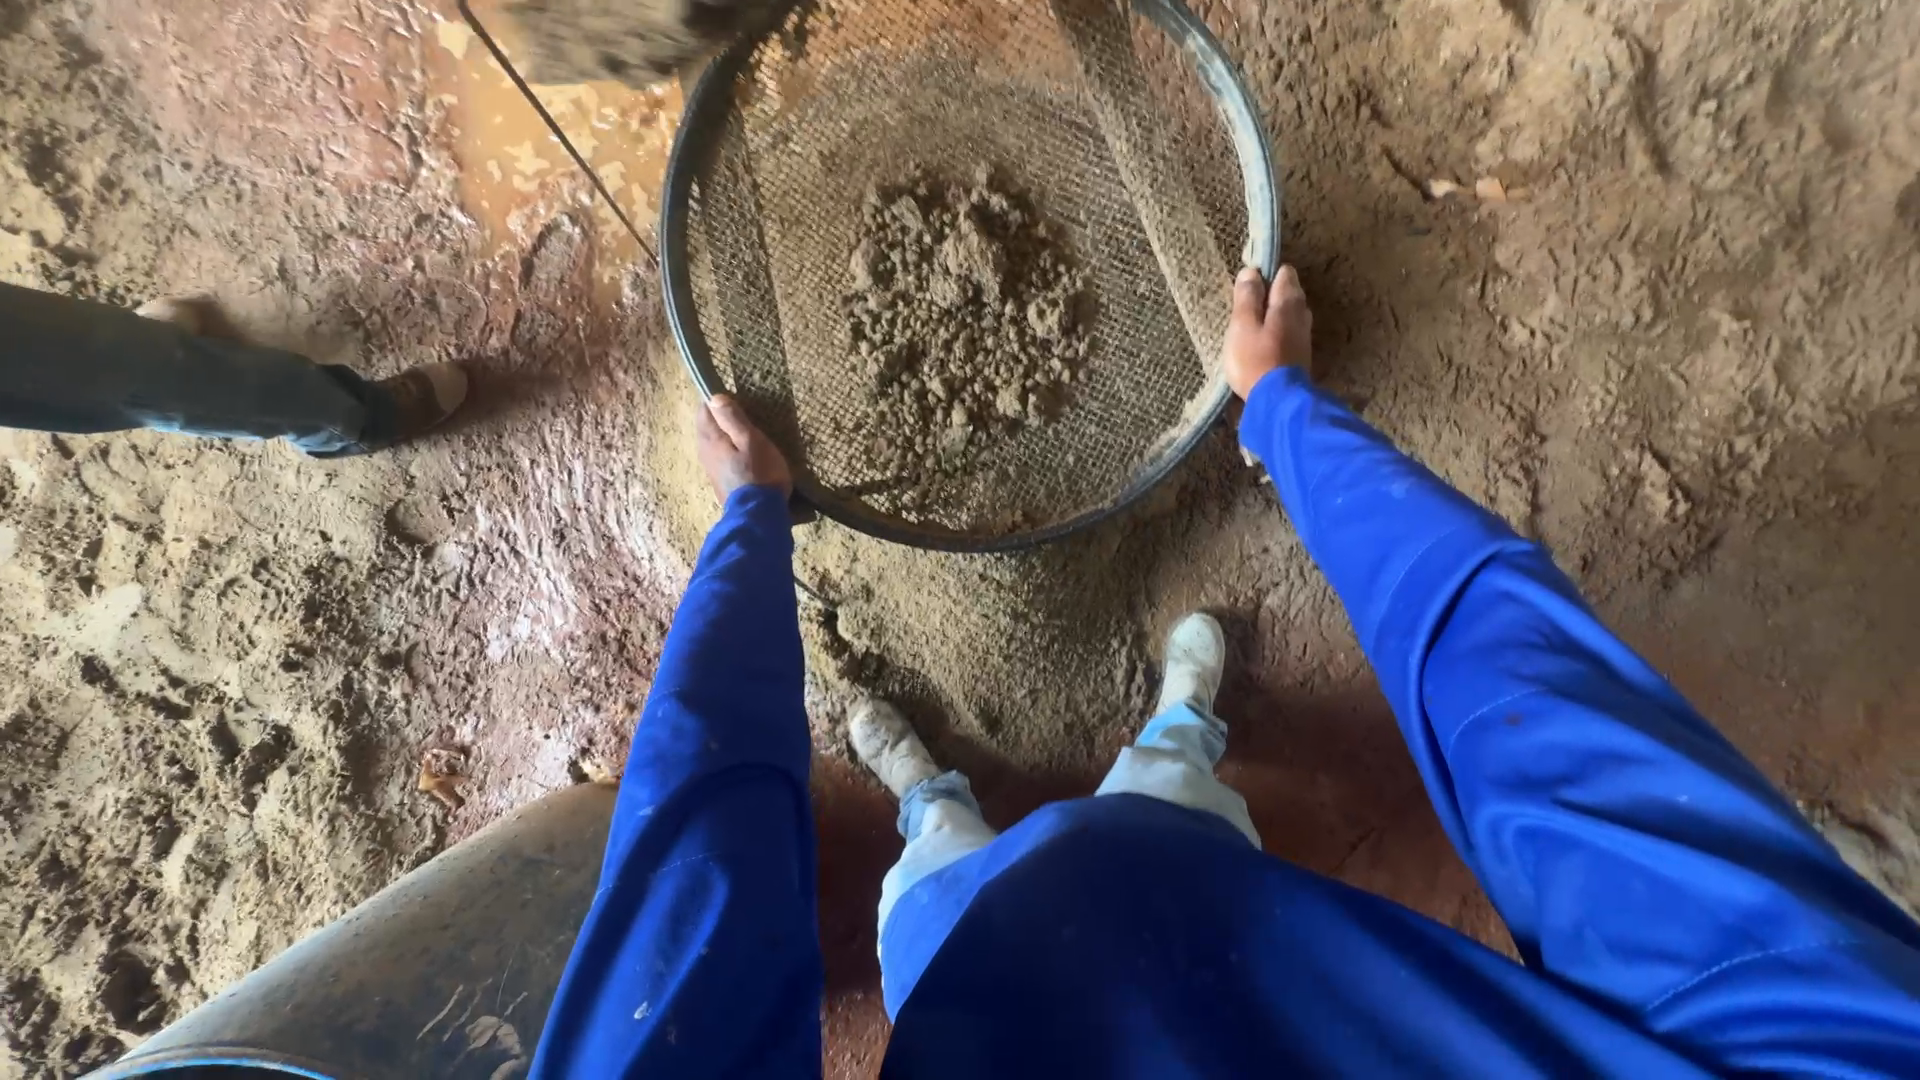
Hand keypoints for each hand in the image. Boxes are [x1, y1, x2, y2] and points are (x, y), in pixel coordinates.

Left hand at [696, 393, 792, 502]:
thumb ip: (733, 419)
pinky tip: (744, 459)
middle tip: (745, 421)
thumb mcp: (751, 440)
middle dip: (721, 420)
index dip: (719, 402)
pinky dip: (729, 453)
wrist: (758, 515)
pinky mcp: (719, 482)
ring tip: (746, 439)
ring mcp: (710, 469)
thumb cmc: (760, 473)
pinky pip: (720, 459)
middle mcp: (704, 452)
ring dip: (725, 438)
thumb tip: (714, 397)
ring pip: (713, 444)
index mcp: (710, 438)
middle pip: (707, 427)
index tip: (738, 405)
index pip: (705, 410)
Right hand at [1223, 265, 1312, 399]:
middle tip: (1246, 307)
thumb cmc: (1254, 360)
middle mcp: (1302, 313)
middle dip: (1270, 295)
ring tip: (1254, 325)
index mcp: (1288, 301)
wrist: (1276, 400)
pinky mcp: (1301, 354)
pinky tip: (1265, 342)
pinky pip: (1289, 332)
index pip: (1283, 273)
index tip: (1247, 286)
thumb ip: (1246, 298)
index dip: (1265, 275)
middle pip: (1289, 293)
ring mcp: (1304, 335)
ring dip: (1274, 315)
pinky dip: (1278, 331)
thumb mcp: (1242, 326)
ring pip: (1290, 314)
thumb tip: (1250, 272)